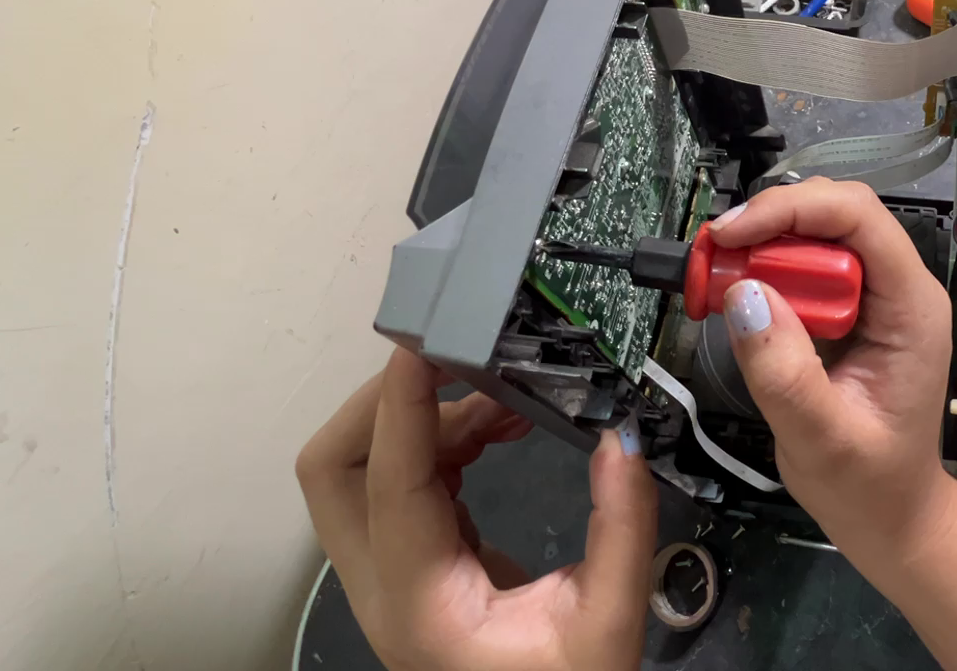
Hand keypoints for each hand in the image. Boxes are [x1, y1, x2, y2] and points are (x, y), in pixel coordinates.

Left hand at [296, 349, 657, 670]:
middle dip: (385, 399)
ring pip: (366, 466)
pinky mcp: (416, 557)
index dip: (403, 403)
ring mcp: (391, 570)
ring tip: (513, 391)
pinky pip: (409, 475)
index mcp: (421, 601)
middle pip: (333, 470)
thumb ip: (623, 525)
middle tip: (460, 356)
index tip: (430, 338)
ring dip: (429, 411)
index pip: (388, 482)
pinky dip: (449, 433)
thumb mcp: (611, 618)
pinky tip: (508, 422)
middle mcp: (384, 582)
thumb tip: (620, 436)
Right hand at [706, 177, 956, 562]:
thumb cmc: (868, 485)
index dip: (793, 209)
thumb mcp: (822, 440)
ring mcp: (877, 293)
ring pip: (821, 229)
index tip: (730, 235)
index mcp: (911, 305)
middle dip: (774, 220)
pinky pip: (809, 260)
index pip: (860, 218)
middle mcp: (899, 285)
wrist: (890, 512)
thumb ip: (786, 374)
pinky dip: (768, 261)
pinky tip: (739, 284)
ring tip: (719, 267)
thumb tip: (743, 293)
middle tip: (714, 253)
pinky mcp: (852, 305)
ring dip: (766, 238)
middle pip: (839, 212)